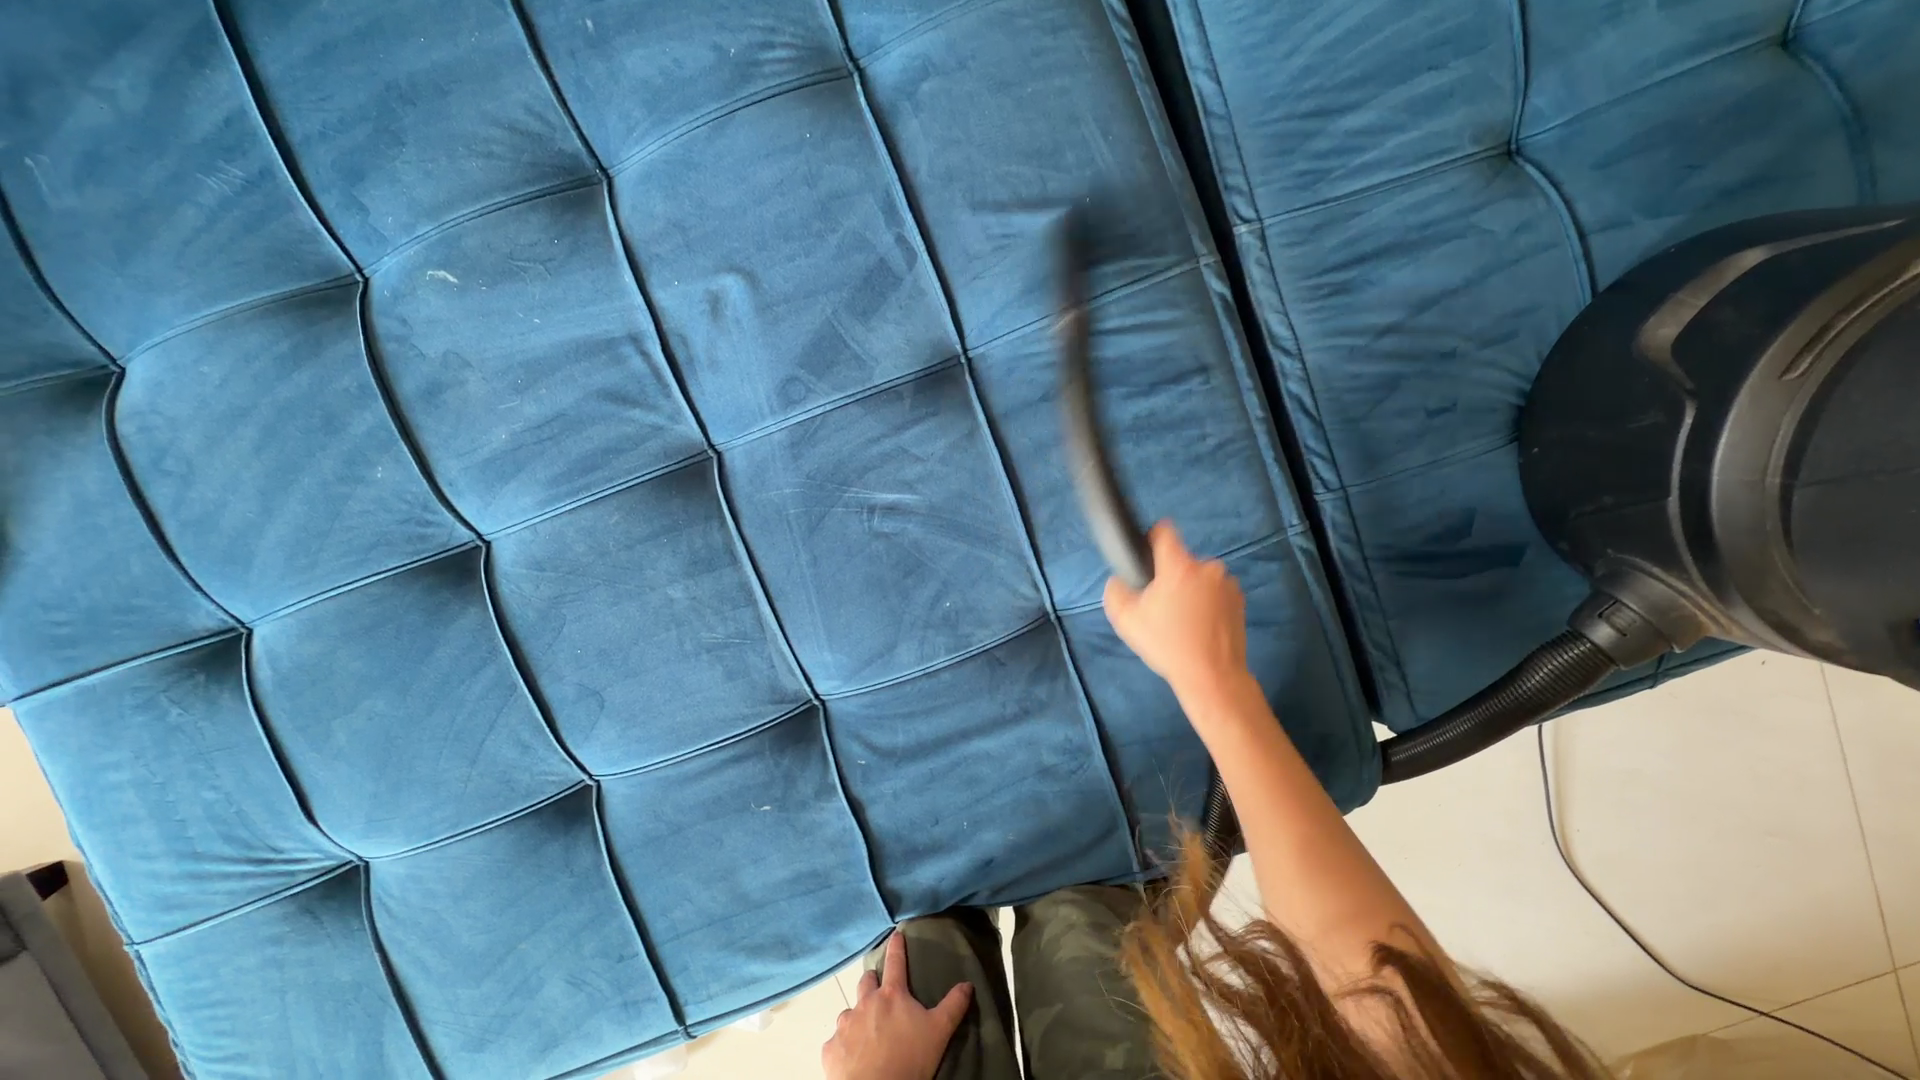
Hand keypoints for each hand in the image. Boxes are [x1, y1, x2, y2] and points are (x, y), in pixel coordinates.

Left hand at [822, 931, 972, 1079]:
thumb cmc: (910, 1059)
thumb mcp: (939, 1032)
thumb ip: (953, 1006)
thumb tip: (967, 984)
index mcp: (892, 996)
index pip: (896, 963)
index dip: (896, 947)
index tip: (895, 934)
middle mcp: (865, 1003)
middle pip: (866, 982)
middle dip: (872, 981)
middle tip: (878, 990)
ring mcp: (845, 1024)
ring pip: (849, 1012)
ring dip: (858, 1016)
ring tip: (867, 1033)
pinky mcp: (831, 1048)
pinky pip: (836, 1040)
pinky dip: (844, 1044)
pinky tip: (852, 1056)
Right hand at [1103, 522, 1248, 699]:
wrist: (1212, 675)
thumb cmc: (1167, 645)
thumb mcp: (1125, 620)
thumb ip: (1116, 590)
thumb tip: (1122, 580)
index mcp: (1178, 566)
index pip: (1163, 531)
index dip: (1150, 540)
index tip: (1145, 558)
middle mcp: (1206, 567)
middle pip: (1181, 561)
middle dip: (1171, 577)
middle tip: (1162, 606)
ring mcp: (1227, 583)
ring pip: (1199, 578)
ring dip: (1191, 590)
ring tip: (1183, 621)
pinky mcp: (1240, 600)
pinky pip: (1216, 592)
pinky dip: (1208, 603)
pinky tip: (1201, 627)